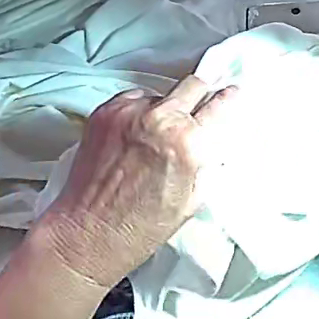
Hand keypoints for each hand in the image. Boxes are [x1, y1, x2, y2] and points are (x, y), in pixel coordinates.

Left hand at [29, 76, 237, 290]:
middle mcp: (159, 120)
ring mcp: (129, 112)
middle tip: (197, 106)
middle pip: (191, 85)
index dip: (227, 98)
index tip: (230, 91)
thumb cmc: (138, 226)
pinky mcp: (105, 112)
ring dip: (164, 107)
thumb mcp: (192, 199)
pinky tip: (135, 136)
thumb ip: (207, 161)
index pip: (216, 106)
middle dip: (198, 94)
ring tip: (154, 137)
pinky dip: (137, 111)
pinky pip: (132, 98)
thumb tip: (214, 137)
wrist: (88, 233)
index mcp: (187, 143)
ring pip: (160, 92)